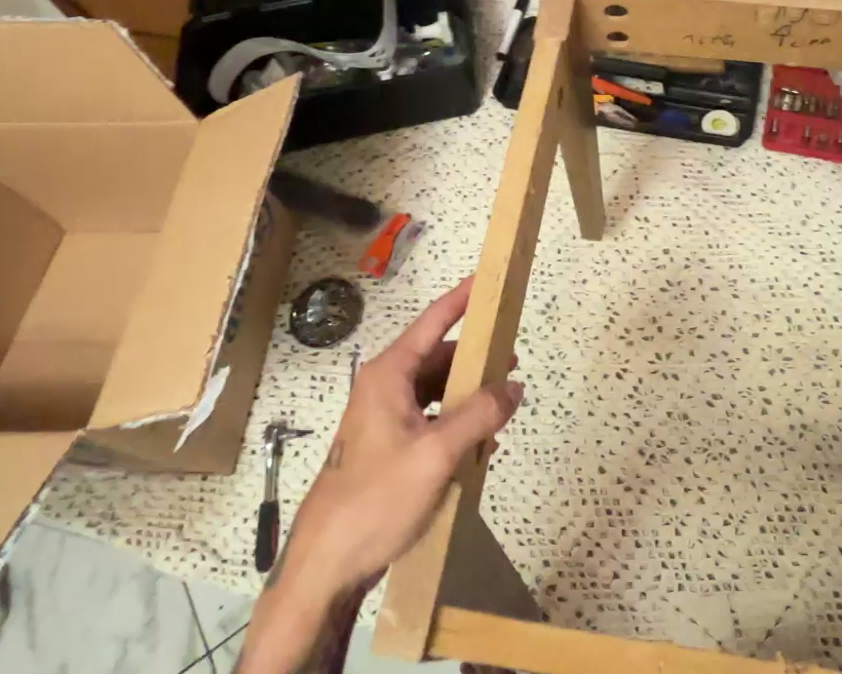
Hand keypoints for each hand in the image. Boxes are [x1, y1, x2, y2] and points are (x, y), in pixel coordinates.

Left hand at [284, 277, 522, 591]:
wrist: (328, 562)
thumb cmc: (378, 498)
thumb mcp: (437, 454)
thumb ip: (478, 415)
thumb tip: (512, 386)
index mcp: (388, 375)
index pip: (432, 321)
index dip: (462, 298)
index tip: (488, 279)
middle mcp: (384, 388)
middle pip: (437, 357)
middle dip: (474, 358)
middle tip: (512, 363)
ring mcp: (383, 418)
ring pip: (435, 391)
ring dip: (467, 396)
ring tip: (502, 407)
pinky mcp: (387, 447)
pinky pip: (429, 420)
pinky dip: (455, 424)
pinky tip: (479, 445)